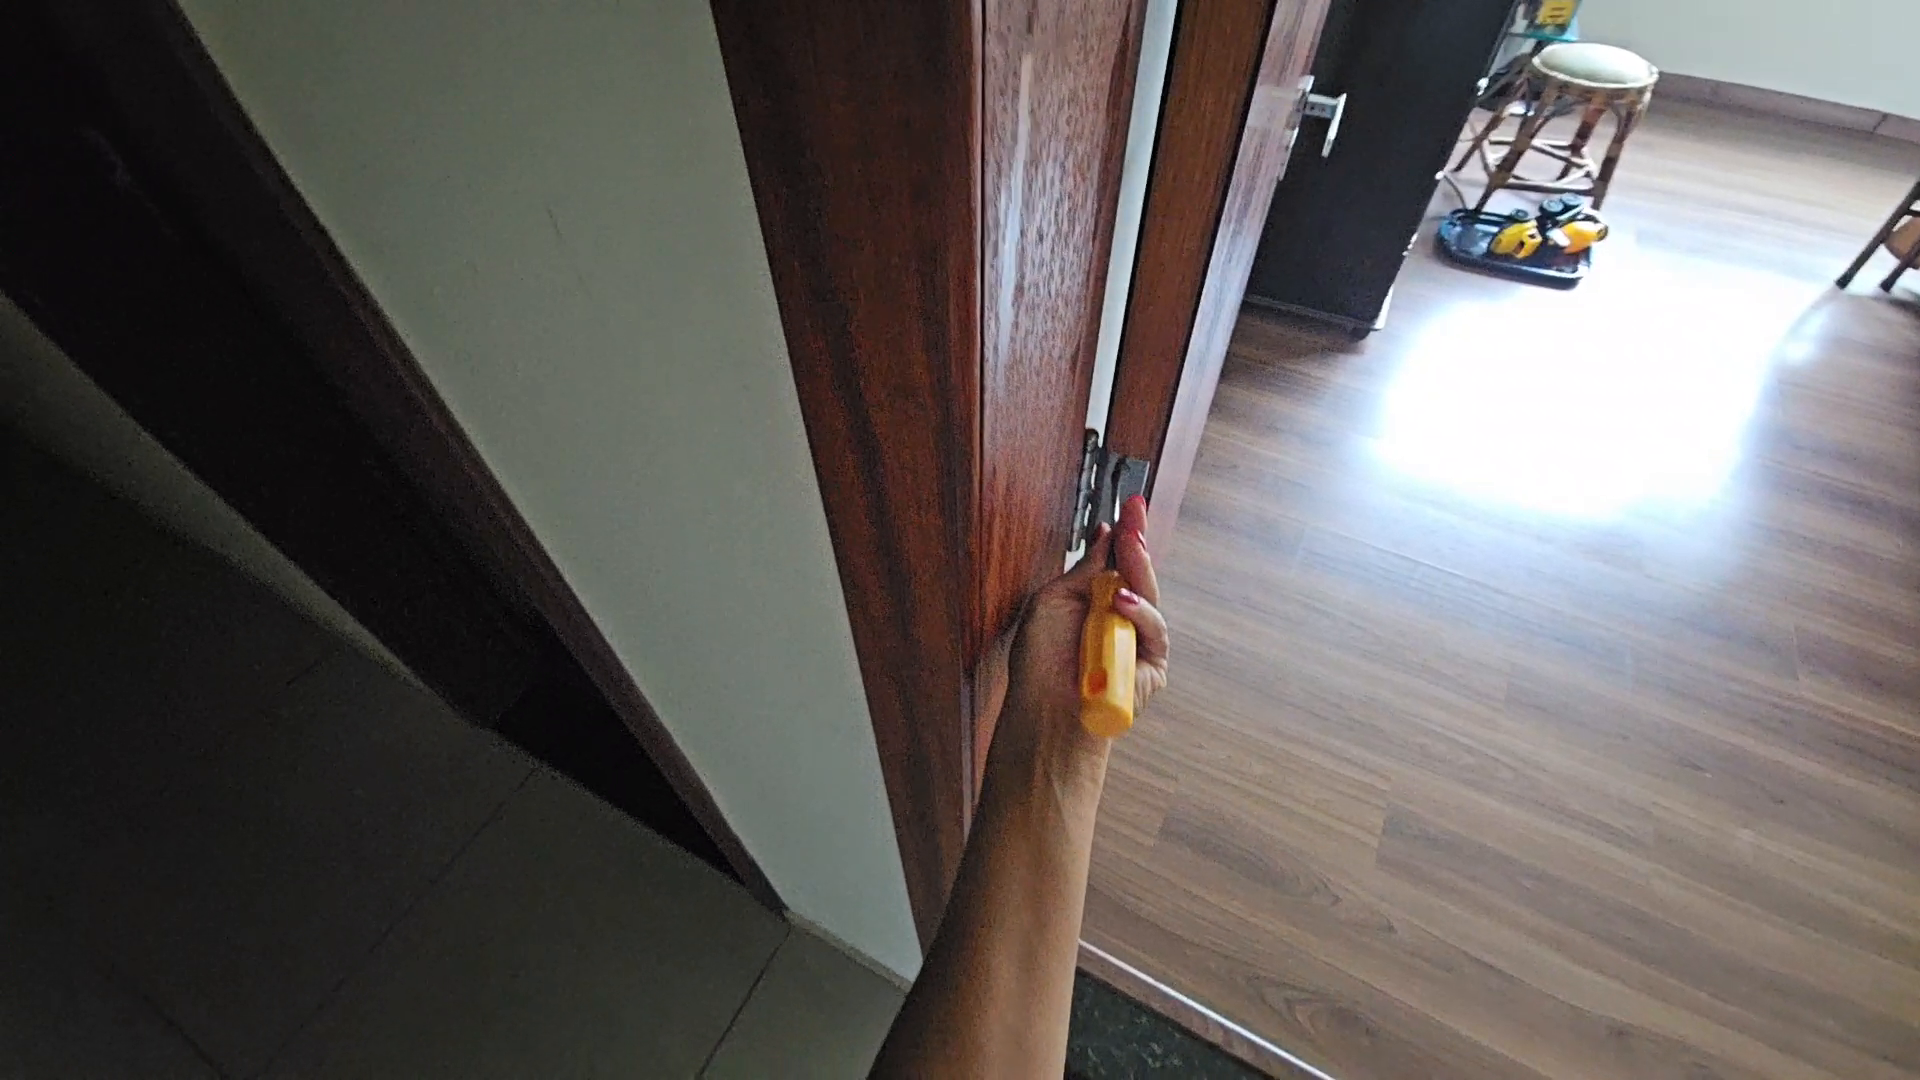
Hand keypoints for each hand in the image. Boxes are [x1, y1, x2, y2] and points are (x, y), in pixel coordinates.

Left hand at [997, 495, 1170, 782]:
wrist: (1043, 709)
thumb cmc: (1041, 661)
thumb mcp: (1053, 601)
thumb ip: (1084, 570)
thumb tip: (1106, 534)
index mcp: (1093, 598)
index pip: (1114, 559)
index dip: (1124, 532)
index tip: (1129, 505)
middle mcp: (1118, 614)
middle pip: (1135, 571)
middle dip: (1136, 538)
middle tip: (1135, 511)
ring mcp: (1135, 638)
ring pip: (1148, 594)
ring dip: (1138, 567)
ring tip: (1130, 542)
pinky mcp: (1150, 664)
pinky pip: (1154, 630)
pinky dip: (1140, 613)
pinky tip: (1123, 600)